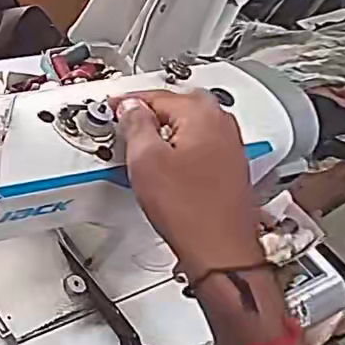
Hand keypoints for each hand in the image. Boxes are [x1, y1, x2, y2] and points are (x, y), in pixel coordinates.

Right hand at [116, 89, 263, 273]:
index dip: (129, 101)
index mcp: (202, 116)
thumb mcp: (146, 161)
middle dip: (151, 109)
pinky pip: (200, 143)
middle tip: (125, 119)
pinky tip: (166, 162)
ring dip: (166, 127)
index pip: (158, 96)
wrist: (218, 247)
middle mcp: (223, 125)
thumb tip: (131, 108)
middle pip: (179, 104)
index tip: (113, 106)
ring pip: (191, 124)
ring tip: (141, 142)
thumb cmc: (189, 210)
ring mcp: (230, 146)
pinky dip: (180, 144)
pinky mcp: (229, 166)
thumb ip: (136, 125)